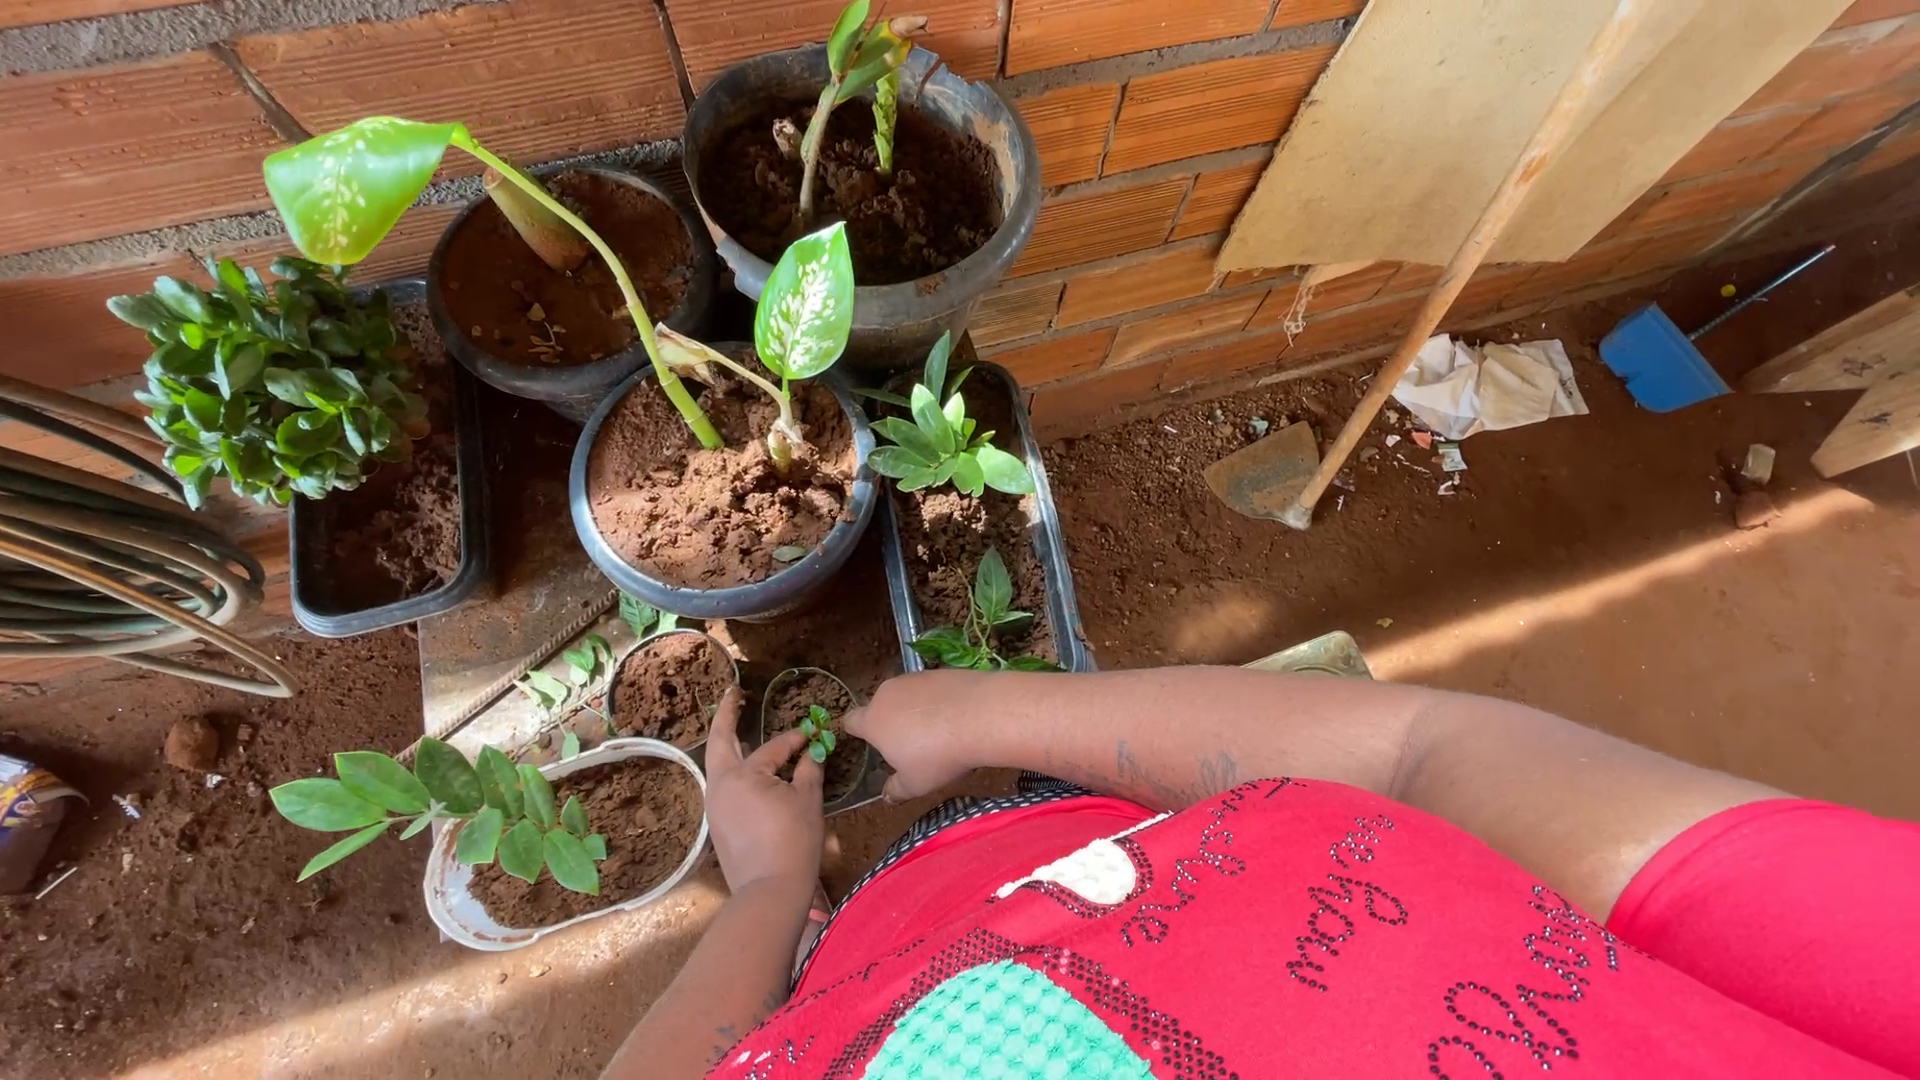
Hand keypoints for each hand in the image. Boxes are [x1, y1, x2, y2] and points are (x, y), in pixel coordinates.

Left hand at [704, 687, 823, 895]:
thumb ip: (808, 770)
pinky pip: (724, 786)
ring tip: (734, 726)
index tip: (812, 734)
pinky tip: (747, 770)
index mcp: (744, 775)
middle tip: (732, 694)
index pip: (773, 748)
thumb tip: (813, 752)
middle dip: (725, 715)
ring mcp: (715, 807)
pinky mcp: (717, 825)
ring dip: (727, 744)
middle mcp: (721, 786)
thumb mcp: (808, 801)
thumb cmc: (793, 842)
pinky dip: (734, 770)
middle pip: (720, 742)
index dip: (795, 739)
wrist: (769, 892)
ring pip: (719, 765)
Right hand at [842, 671, 987, 801]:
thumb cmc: (938, 756)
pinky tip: (956, 716)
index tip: (862, 737)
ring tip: (938, 731)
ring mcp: (914, 678)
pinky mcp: (939, 671)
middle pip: (881, 706)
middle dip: (891, 722)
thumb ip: (896, 789)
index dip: (854, 729)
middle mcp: (888, 694)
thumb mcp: (916, 784)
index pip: (851, 721)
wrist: (980, 715)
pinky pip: (931, 689)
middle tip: (910, 744)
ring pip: (906, 696)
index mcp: (873, 721)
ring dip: (915, 710)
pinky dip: (937, 700)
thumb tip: (886, 796)